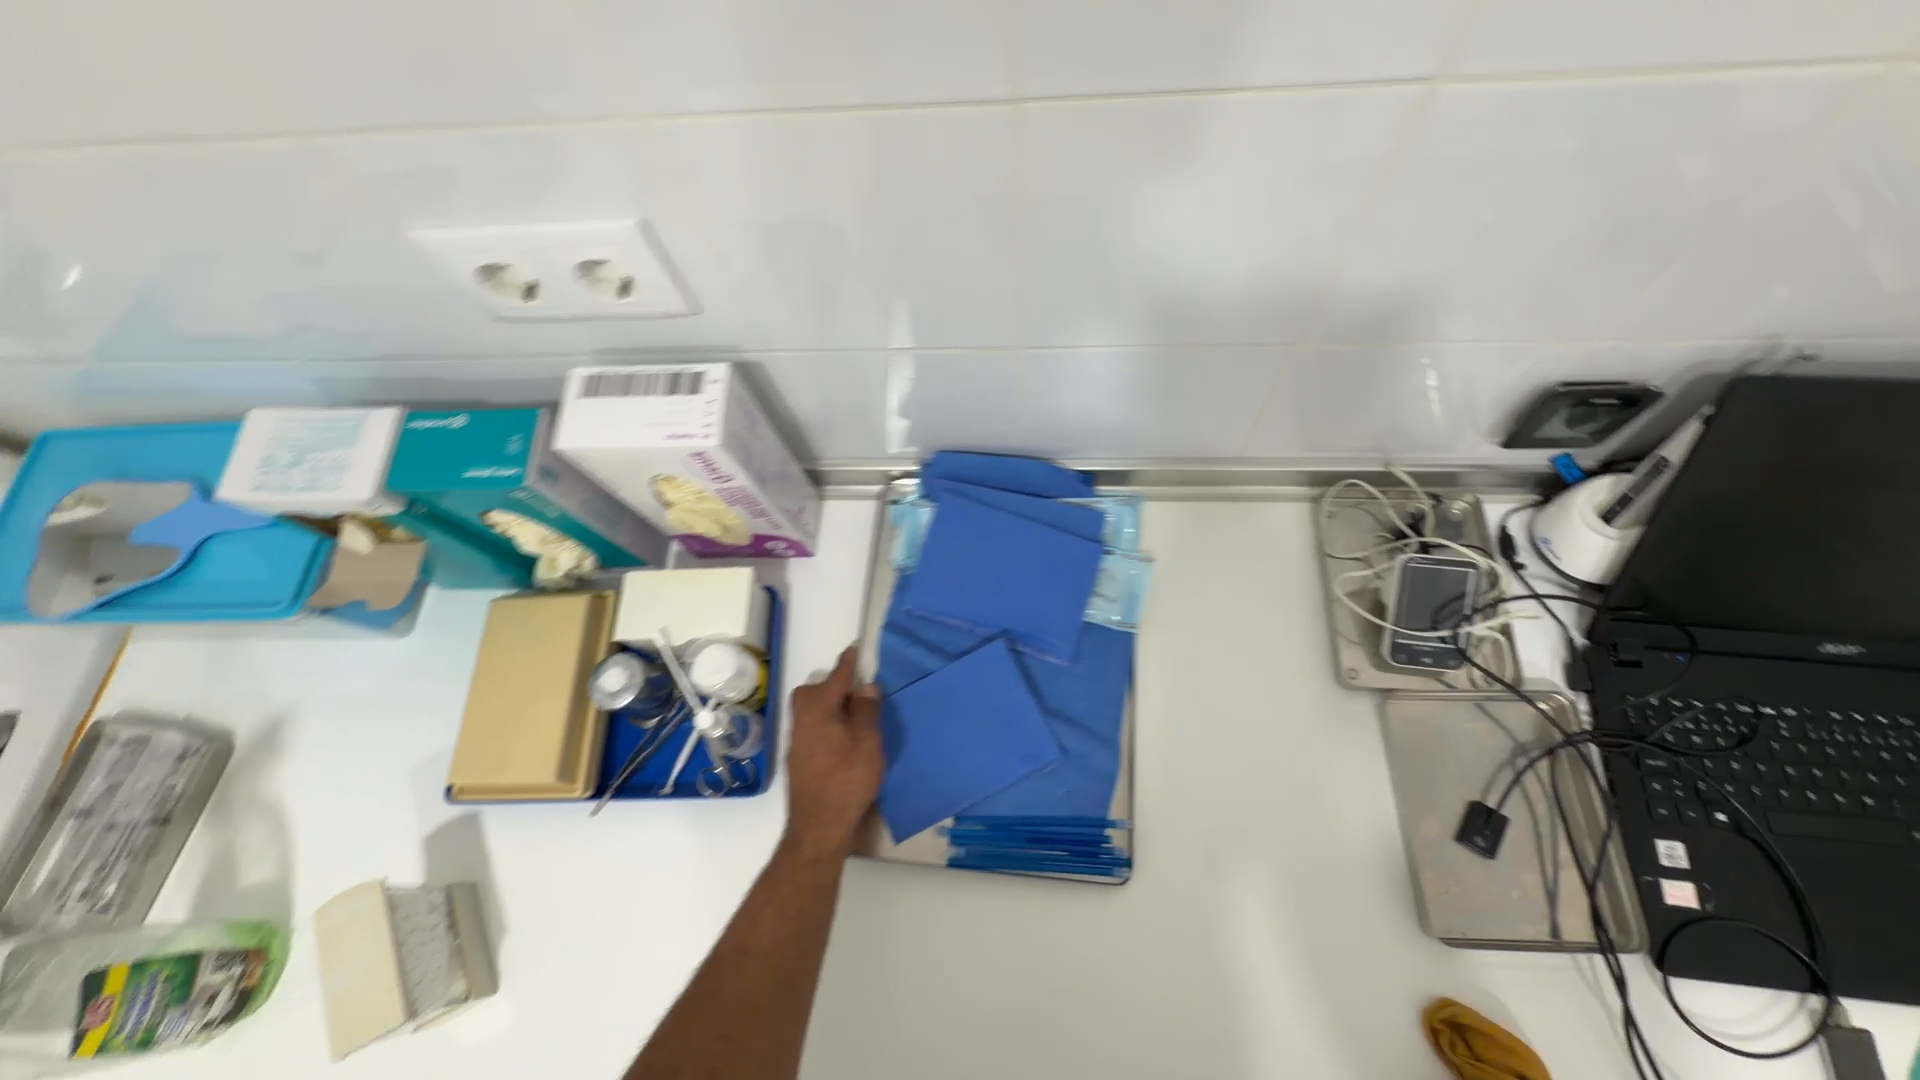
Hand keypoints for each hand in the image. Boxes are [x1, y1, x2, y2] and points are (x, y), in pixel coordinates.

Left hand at [783, 647, 883, 858]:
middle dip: (831, 687)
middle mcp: (802, 723)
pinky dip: (827, 727)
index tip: (855, 651)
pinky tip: (843, 742)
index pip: (834, 679)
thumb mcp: (867, 744)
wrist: (818, 828)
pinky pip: (812, 730)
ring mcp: (797, 744)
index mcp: (818, 712)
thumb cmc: (847, 782)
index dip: (847, 664)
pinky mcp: (799, 762)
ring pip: (810, 713)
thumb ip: (866, 712)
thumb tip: (864, 687)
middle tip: (855, 693)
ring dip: (829, 709)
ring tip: (854, 718)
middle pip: (811, 693)